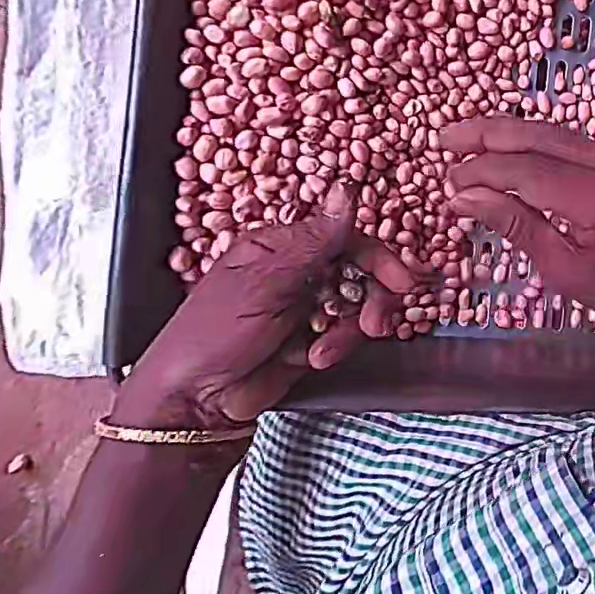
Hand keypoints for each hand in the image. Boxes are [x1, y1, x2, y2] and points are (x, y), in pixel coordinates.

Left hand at [115, 183, 413, 429]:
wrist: (193, 403)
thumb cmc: (214, 334)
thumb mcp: (264, 283)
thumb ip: (313, 241)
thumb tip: (346, 190)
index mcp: (282, 247)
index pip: (345, 238)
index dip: (377, 258)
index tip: (401, 282)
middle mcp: (298, 271)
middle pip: (359, 273)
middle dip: (371, 300)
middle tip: (374, 325)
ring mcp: (306, 306)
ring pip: (356, 306)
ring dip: (348, 330)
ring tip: (323, 351)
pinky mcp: (311, 338)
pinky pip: (344, 334)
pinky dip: (335, 347)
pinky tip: (312, 359)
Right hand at [441, 117, 594, 325]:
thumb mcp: (562, 269)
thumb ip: (515, 224)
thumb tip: (463, 196)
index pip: (531, 171)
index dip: (485, 170)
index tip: (450, 180)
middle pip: (543, 136)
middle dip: (490, 134)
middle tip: (447, 139)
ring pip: (557, 133)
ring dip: (509, 134)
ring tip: (467, 140)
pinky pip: (572, 144)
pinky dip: (534, 145)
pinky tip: (506, 150)